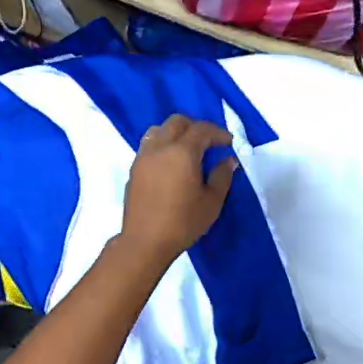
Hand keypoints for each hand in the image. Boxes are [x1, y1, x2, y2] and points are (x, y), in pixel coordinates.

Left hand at [118, 115, 236, 265]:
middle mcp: (159, 147)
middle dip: (195, 126)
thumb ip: (222, 176)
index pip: (201, 129)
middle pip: (176, 122)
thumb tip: (228, 160)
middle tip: (209, 142)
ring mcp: (143, 157)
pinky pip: (148, 145)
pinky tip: (170, 163)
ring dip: (175, 132)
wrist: (145, 241)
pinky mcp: (134, 169)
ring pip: (158, 130)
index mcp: (181, 152)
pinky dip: (162, 145)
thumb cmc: (183, 222)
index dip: (218, 132)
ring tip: (187, 149)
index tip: (228, 143)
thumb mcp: (212, 201)